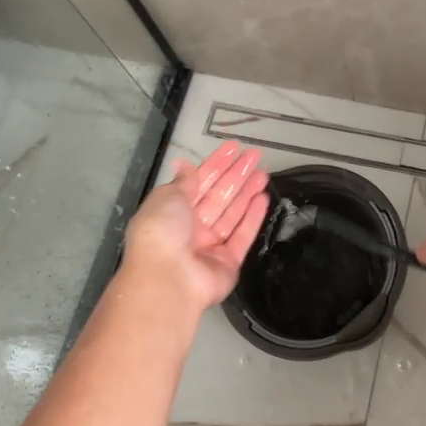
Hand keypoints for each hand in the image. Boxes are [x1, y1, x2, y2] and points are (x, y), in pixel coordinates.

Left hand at [121, 141, 270, 312]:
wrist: (168, 278)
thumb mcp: (166, 198)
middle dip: (236, 174)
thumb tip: (185, 165)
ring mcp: (210, 245)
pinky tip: (264, 198)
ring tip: (264, 173)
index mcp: (172, 211)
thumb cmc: (162, 232)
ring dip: (247, 192)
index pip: (198, 182)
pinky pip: (242, 235)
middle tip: (255, 155)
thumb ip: (183, 183)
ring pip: (232, 213)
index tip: (234, 147)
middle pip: (218, 196)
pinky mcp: (228, 261)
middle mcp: (191, 227)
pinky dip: (253, 217)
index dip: (216, 164)